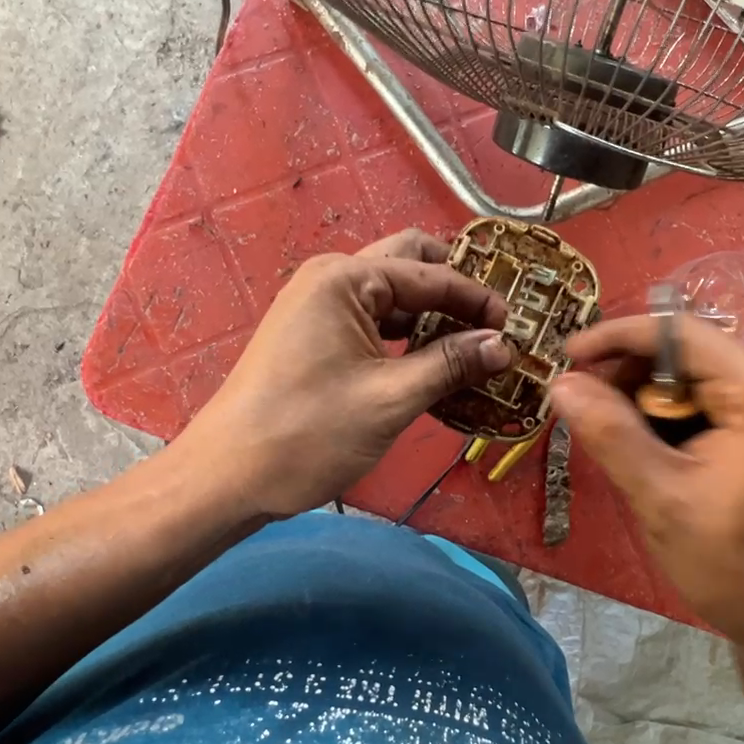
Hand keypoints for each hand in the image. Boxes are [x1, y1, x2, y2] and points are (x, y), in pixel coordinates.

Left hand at [174, 230, 510, 517]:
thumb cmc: (307, 433)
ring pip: (394, 297)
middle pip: (410, 266)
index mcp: (345, 279)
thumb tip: (503, 345)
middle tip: (495, 323)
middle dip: (455, 291)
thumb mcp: (390, 399)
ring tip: (475, 348)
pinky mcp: (316, 338)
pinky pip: (375, 324)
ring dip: (434, 317)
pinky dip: (408, 339)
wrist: (227, 477)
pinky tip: (436, 367)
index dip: (478, 298)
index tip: (517, 326)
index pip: (431, 274)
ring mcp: (320, 308)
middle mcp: (332, 280)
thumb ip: (451, 364)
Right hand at [548, 316, 743, 650]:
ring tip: (610, 438)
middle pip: (681, 354)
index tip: (566, 356)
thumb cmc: (730, 564)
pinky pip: (698, 405)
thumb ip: (609, 433)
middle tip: (583, 408)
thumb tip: (560, 383)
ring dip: (641, 402)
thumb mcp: (659, 496)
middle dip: (627, 376)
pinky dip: (662, 420)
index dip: (617, 337)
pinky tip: (642, 451)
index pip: (678, 334)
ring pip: (684, 380)